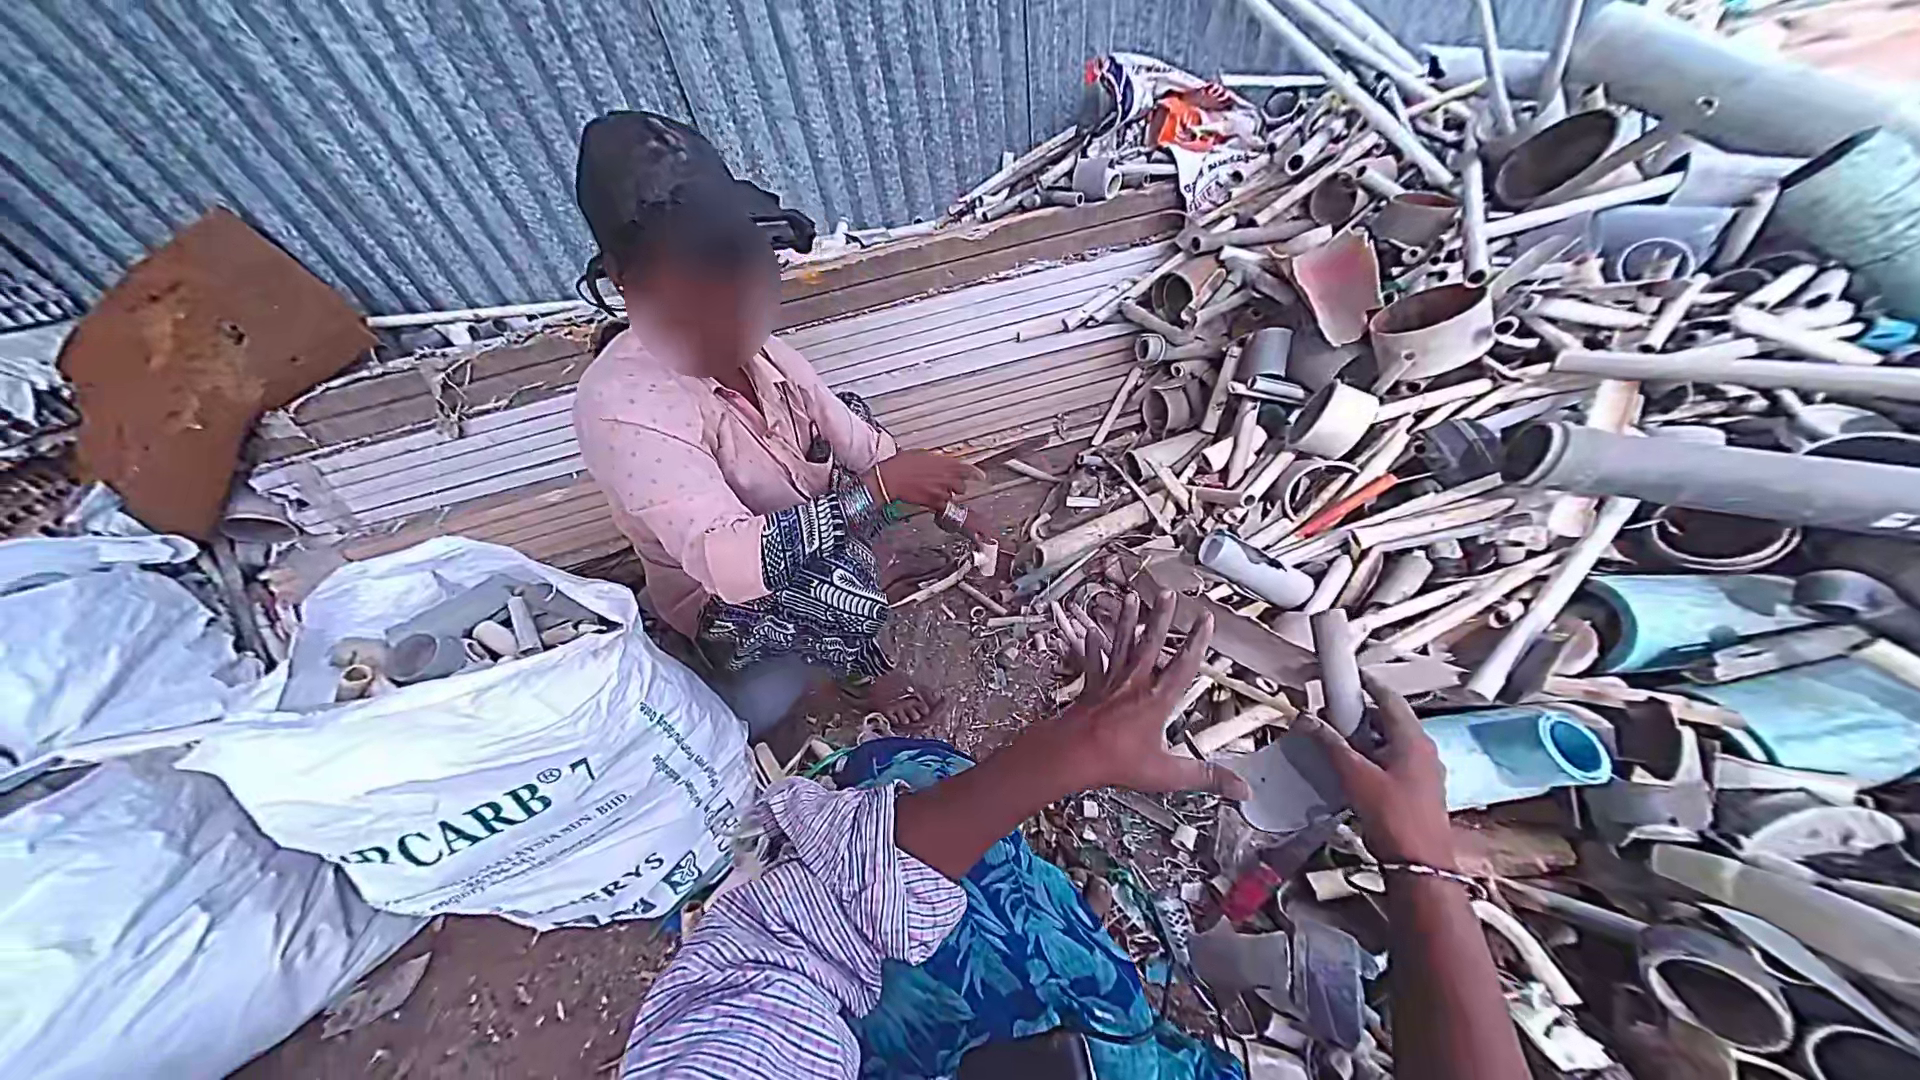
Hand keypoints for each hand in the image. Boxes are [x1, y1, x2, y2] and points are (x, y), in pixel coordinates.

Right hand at [872, 451, 983, 508]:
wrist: (890, 478)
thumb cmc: (901, 465)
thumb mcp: (922, 454)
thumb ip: (937, 460)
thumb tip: (940, 463)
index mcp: (945, 463)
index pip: (967, 469)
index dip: (975, 473)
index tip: (981, 476)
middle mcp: (947, 477)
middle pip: (961, 486)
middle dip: (955, 485)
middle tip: (943, 483)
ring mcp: (942, 491)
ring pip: (952, 496)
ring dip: (946, 495)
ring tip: (932, 490)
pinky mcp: (934, 502)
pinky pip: (943, 506)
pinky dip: (940, 504)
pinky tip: (931, 499)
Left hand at [1053, 588, 1250, 799]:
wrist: (1073, 753)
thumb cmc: (1116, 761)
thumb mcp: (1167, 773)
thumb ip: (1205, 777)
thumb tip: (1242, 789)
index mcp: (1156, 700)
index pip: (1183, 665)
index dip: (1197, 641)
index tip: (1205, 619)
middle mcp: (1134, 683)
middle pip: (1150, 643)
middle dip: (1162, 617)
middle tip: (1168, 594)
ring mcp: (1110, 680)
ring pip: (1121, 644)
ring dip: (1128, 620)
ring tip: (1131, 598)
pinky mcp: (1092, 685)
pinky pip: (1093, 660)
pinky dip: (1092, 645)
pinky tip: (1091, 631)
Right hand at [1298, 673, 1454, 867]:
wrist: (1418, 864)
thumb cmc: (1393, 816)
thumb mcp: (1354, 774)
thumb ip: (1329, 743)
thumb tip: (1307, 718)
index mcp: (1413, 741)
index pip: (1390, 699)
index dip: (1367, 684)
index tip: (1347, 675)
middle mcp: (1422, 751)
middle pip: (1388, 719)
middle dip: (1358, 713)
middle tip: (1330, 711)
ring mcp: (1423, 770)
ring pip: (1388, 740)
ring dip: (1362, 735)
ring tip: (1334, 738)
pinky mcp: (1417, 788)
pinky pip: (1390, 759)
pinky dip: (1369, 754)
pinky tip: (1349, 764)